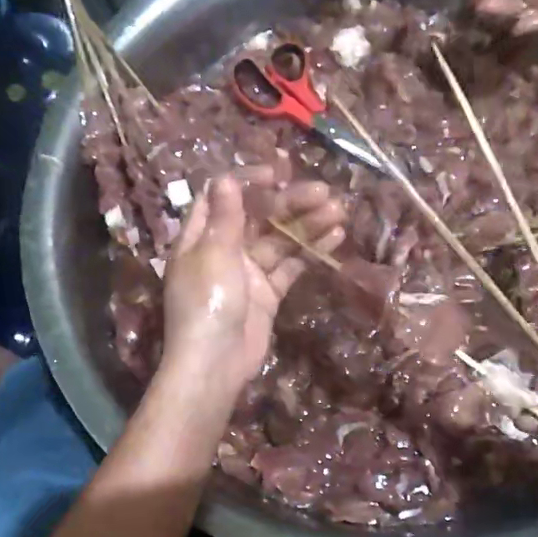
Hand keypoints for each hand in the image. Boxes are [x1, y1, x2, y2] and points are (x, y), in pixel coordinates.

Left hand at [159, 172, 343, 411]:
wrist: (215, 363)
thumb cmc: (208, 303)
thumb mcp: (213, 254)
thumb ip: (225, 216)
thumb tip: (224, 177)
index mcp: (198, 239)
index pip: (220, 198)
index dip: (246, 182)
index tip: (276, 172)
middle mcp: (221, 252)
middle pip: (256, 218)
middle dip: (288, 203)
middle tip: (323, 192)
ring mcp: (245, 274)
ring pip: (278, 241)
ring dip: (306, 225)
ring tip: (338, 211)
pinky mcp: (266, 295)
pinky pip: (289, 266)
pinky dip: (309, 252)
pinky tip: (335, 237)